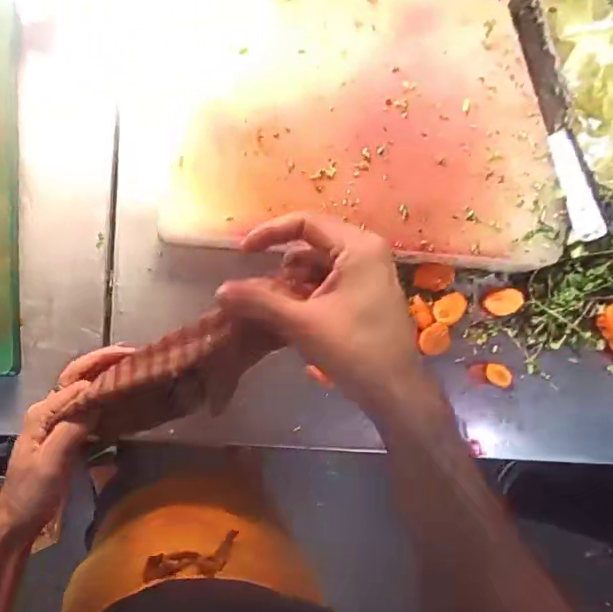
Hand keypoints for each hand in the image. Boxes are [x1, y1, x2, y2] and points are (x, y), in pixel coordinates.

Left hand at [0, 345, 135, 543]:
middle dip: (102, 363)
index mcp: (41, 413)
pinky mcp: (64, 441)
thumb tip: (94, 394)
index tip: (130, 360)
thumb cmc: (31, 493)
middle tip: (134, 354)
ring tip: (132, 371)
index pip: (74, 383)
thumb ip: (71, 428)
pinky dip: (103, 405)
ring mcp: (55, 426)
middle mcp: (47, 413)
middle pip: (76, 379)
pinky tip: (121, 404)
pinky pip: (86, 415)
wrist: (17, 522)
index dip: (101, 368)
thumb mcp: (51, 462)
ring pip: (82, 394)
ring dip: (104, 380)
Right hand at [214, 212, 423, 409]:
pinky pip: (323, 284)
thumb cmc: (353, 349)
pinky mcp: (362, 296)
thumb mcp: (300, 322)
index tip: (242, 253)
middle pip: (309, 245)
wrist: (392, 388)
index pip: (305, 223)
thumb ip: (258, 301)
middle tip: (253, 290)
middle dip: (277, 267)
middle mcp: (365, 253)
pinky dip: (301, 295)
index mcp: (357, 248)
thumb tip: (220, 291)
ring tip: (268, 309)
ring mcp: (366, 275)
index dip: (268, 233)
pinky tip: (286, 317)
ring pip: (314, 267)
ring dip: (287, 284)